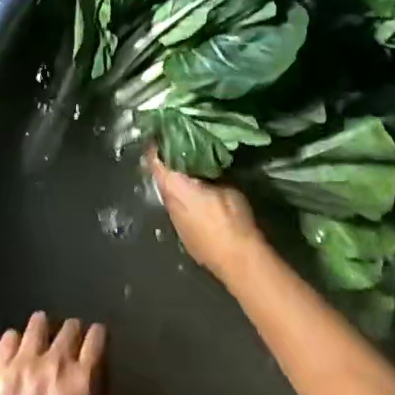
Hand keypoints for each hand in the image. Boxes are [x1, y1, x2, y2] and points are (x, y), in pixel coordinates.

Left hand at [0, 312, 105, 394]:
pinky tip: (15, 351)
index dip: (96, 338)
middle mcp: (56, 362)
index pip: (97, 335)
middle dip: (71, 335)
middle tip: (66, 347)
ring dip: (43, 331)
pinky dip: (14, 342)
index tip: (93, 343)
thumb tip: (96, 375)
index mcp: (83, 378)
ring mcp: (24, 364)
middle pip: (70, 326)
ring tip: (40, 341)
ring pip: (38, 322)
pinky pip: (8, 339)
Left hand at [148, 148, 264, 280]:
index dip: (156, 147)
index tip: (162, 134)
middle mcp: (169, 205)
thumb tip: (206, 162)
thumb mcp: (226, 184)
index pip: (156, 163)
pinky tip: (197, 194)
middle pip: (161, 178)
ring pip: (169, 195)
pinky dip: (183, 197)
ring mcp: (175, 223)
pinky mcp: (184, 236)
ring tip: (190, 167)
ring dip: (176, 182)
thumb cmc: (231, 217)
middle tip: (180, 146)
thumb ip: (210, 171)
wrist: (238, 260)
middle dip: (168, 162)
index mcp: (176, 188)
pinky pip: (178, 209)